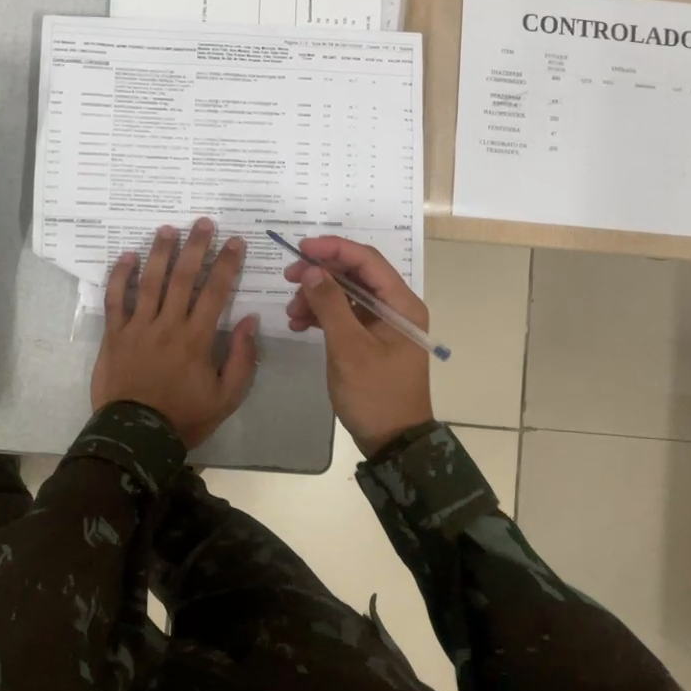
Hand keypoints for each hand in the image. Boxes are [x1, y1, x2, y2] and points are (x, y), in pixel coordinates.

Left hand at [93, 219, 259, 448]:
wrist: (136, 437)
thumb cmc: (185, 417)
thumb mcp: (226, 397)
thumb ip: (242, 359)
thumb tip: (250, 321)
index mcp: (197, 338)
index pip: (215, 291)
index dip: (227, 263)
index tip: (236, 241)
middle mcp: (167, 325)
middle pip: (183, 277)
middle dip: (196, 246)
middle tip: (203, 222)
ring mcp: (137, 327)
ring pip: (149, 281)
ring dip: (160, 251)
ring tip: (168, 228)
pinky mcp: (114, 334)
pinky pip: (115, 299)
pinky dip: (120, 276)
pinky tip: (128, 256)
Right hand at [284, 237, 433, 458]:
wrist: (392, 442)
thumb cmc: (375, 393)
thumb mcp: (349, 348)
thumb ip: (330, 304)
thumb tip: (312, 270)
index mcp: (401, 304)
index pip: (367, 260)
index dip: (333, 249)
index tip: (300, 249)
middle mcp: (396, 307)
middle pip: (355, 274)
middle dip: (321, 273)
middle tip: (288, 277)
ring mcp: (383, 324)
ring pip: (346, 293)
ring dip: (317, 296)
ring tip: (291, 311)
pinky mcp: (370, 339)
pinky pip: (343, 314)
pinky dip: (321, 315)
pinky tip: (299, 324)